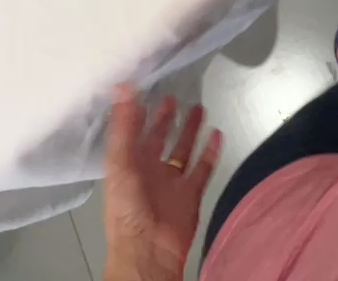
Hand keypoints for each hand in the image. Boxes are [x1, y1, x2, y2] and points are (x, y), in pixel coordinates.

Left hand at [102, 85, 222, 280]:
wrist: (148, 251)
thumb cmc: (127, 207)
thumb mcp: (120, 162)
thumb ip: (123, 125)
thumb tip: (122, 87)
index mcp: (129, 162)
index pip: (134, 131)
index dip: (138, 112)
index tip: (145, 89)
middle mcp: (150, 170)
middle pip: (160, 139)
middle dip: (166, 119)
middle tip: (173, 97)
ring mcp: (172, 182)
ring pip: (183, 150)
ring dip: (190, 130)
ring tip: (199, 108)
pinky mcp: (191, 194)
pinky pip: (202, 169)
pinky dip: (210, 152)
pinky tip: (217, 135)